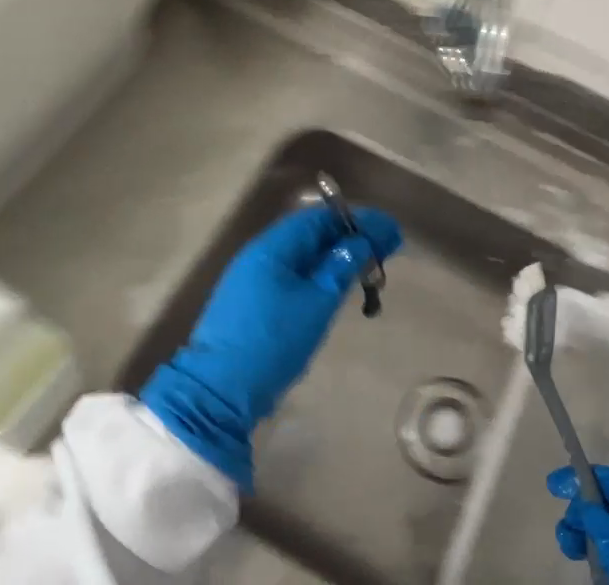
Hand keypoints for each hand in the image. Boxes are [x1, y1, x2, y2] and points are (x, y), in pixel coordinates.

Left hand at [141, 205, 401, 488]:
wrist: (219, 391)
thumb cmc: (273, 342)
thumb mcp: (316, 303)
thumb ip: (340, 267)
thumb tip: (360, 241)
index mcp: (273, 247)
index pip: (321, 218)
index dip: (357, 221)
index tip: (390, 231)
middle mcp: (260, 254)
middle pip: (311, 234)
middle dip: (350, 238)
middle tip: (386, 249)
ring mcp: (252, 278)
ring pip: (303, 256)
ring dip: (336, 258)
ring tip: (368, 269)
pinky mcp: (252, 302)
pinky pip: (293, 275)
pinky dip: (319, 275)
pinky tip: (337, 288)